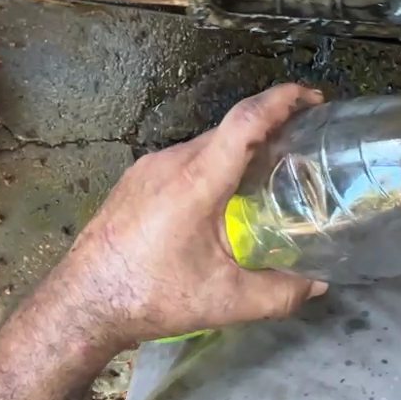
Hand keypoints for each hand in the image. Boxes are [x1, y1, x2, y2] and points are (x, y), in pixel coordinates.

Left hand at [44, 84, 329, 351]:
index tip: (312, 97)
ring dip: (240, 152)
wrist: (82, 302)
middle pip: (229, 131)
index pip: (245, 121)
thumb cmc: (151, 296)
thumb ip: (279, 293)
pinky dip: (213, 166)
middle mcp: (171, 161)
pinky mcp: (135, 179)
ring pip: (206, 146)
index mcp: (196, 180)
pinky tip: (223, 196)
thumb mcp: (224, 302)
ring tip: (269, 174)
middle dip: (270, 128)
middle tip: (304, 145)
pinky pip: (184, 160)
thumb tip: (319, 285)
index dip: (282, 101)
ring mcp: (148, 167)